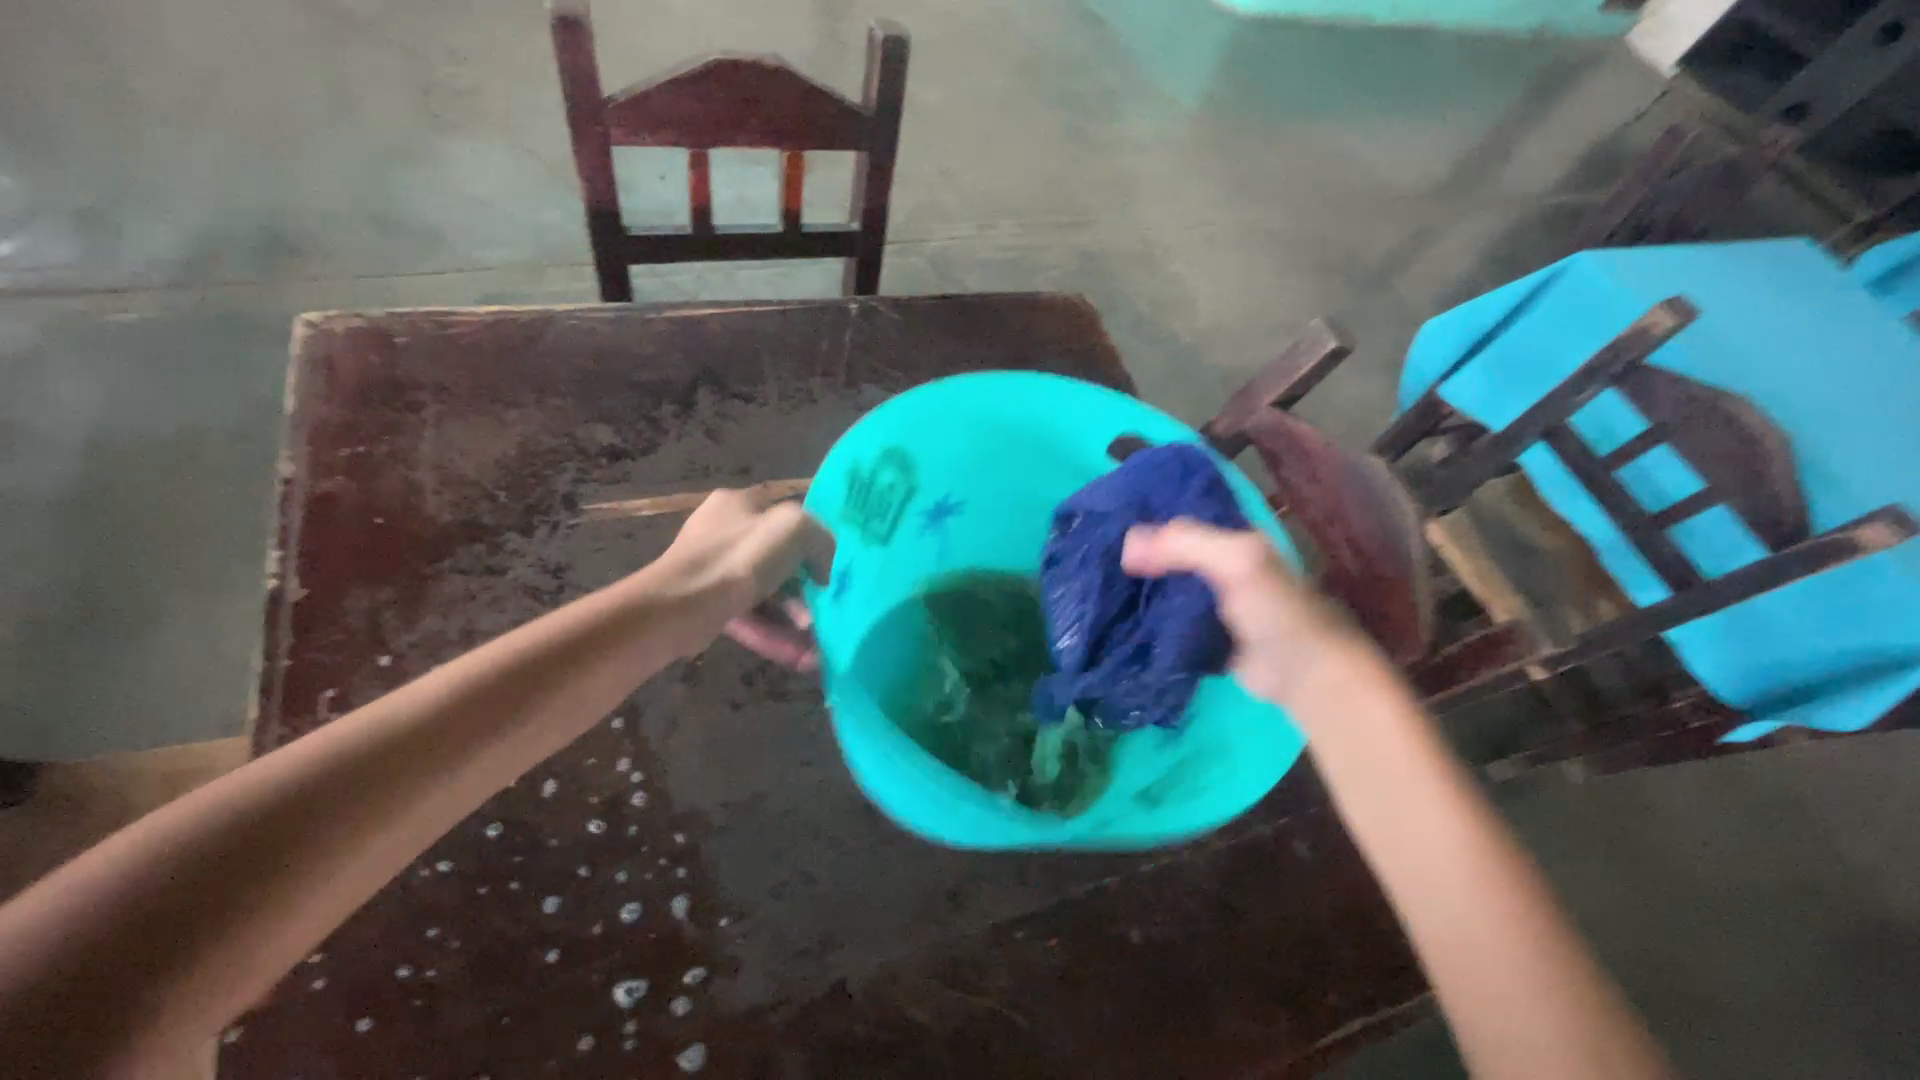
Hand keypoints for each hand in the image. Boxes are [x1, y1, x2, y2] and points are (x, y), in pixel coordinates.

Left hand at [651, 488, 834, 669]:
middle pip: (775, 558)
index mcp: (738, 503)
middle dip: (802, 588)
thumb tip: (821, 569)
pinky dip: (773, 633)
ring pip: (764, 591)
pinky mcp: (706, 604)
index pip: (783, 514)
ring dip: (792, 617)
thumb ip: (820, 539)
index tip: (825, 567)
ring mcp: (711, 569)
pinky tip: (797, 655)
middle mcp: (721, 531)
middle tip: (820, 609)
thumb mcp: (796, 530)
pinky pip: (749, 616)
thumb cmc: (739, 559)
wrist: (681, 606)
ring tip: (813, 641)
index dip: (808, 538)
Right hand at [1122, 519, 1380, 709]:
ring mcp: (1214, 605)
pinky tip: (1118, 621)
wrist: (1303, 674)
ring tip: (1099, 589)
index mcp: (1235, 540)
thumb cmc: (1274, 609)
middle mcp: (1223, 568)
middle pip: (1171, 557)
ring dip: (1140, 592)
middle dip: (1139, 558)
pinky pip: (1169, 626)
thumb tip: (1127, 544)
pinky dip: (1148, 624)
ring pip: (1168, 591)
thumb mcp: (1234, 561)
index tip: (1107, 524)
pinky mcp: (1207, 639)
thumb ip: (1182, 545)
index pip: (1184, 521)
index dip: (1150, 521)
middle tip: (1094, 560)